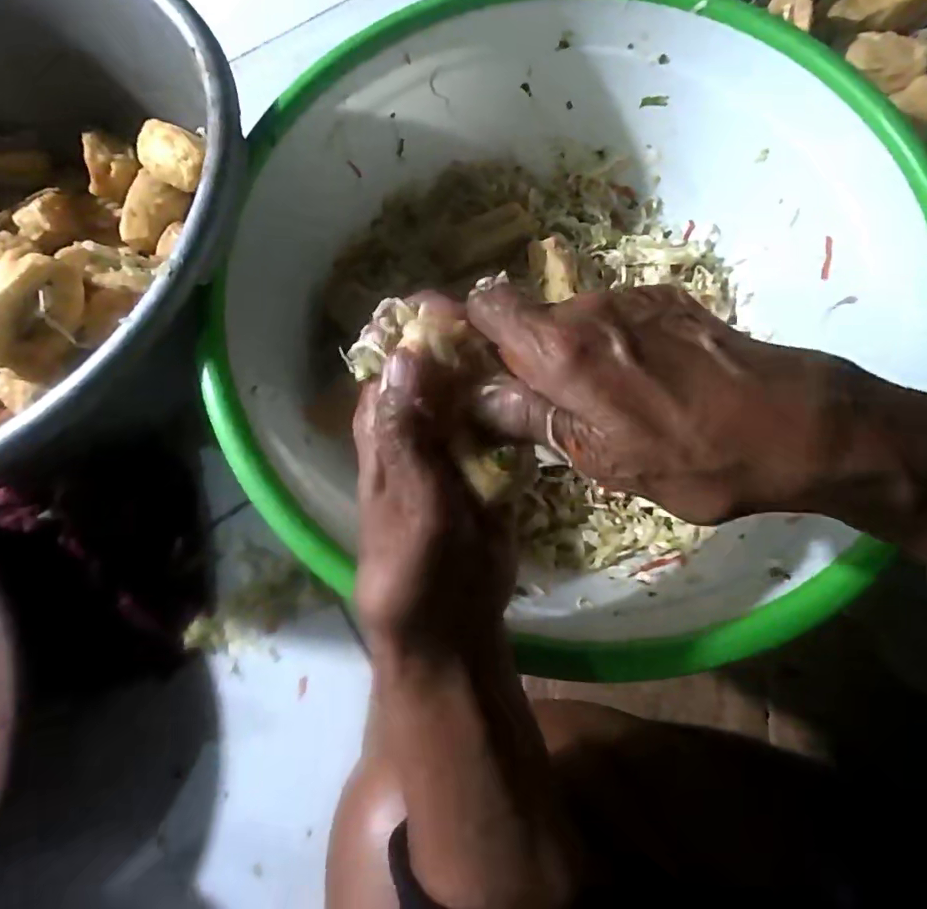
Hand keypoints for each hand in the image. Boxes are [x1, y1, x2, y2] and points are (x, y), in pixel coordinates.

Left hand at [352, 340, 515, 654]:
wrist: (453, 621)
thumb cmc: (413, 563)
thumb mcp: (406, 497)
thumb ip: (405, 431)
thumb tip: (405, 354)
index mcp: (384, 429)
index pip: (394, 362)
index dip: (417, 329)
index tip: (456, 304)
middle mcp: (418, 427)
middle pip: (439, 369)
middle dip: (466, 342)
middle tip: (508, 320)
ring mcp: (456, 444)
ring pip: (473, 391)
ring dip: (496, 368)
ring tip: (532, 345)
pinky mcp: (489, 463)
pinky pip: (501, 421)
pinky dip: (516, 403)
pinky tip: (541, 387)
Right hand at [466, 283, 873, 524]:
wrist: (801, 424)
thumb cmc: (695, 456)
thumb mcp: (604, 459)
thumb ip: (534, 420)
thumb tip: (479, 400)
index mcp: (561, 348)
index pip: (484, 306)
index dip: (460, 323)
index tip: (453, 352)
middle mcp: (588, 310)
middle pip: (524, 314)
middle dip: (512, 351)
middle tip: (523, 399)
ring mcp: (631, 301)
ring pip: (570, 320)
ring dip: (562, 353)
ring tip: (591, 401)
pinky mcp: (667, 301)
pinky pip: (612, 320)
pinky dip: (604, 346)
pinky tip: (638, 383)